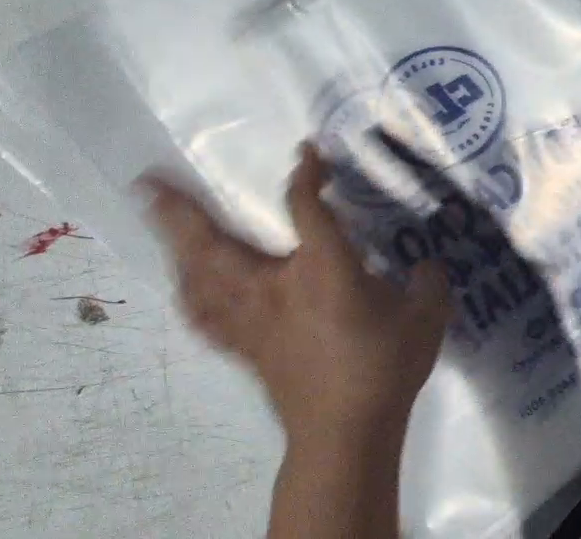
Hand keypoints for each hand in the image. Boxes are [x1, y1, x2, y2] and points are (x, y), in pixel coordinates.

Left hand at [144, 143, 451, 446]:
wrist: (346, 428)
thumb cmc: (389, 364)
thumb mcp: (429, 311)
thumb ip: (426, 279)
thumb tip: (422, 265)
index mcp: (325, 270)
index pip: (307, 210)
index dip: (307, 176)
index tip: (308, 151)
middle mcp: (276, 288)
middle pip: (216, 244)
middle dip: (182, 212)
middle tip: (151, 181)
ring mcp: (251, 319)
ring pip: (199, 275)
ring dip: (176, 244)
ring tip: (161, 216)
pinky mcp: (243, 346)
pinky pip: (205, 312)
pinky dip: (191, 290)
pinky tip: (186, 281)